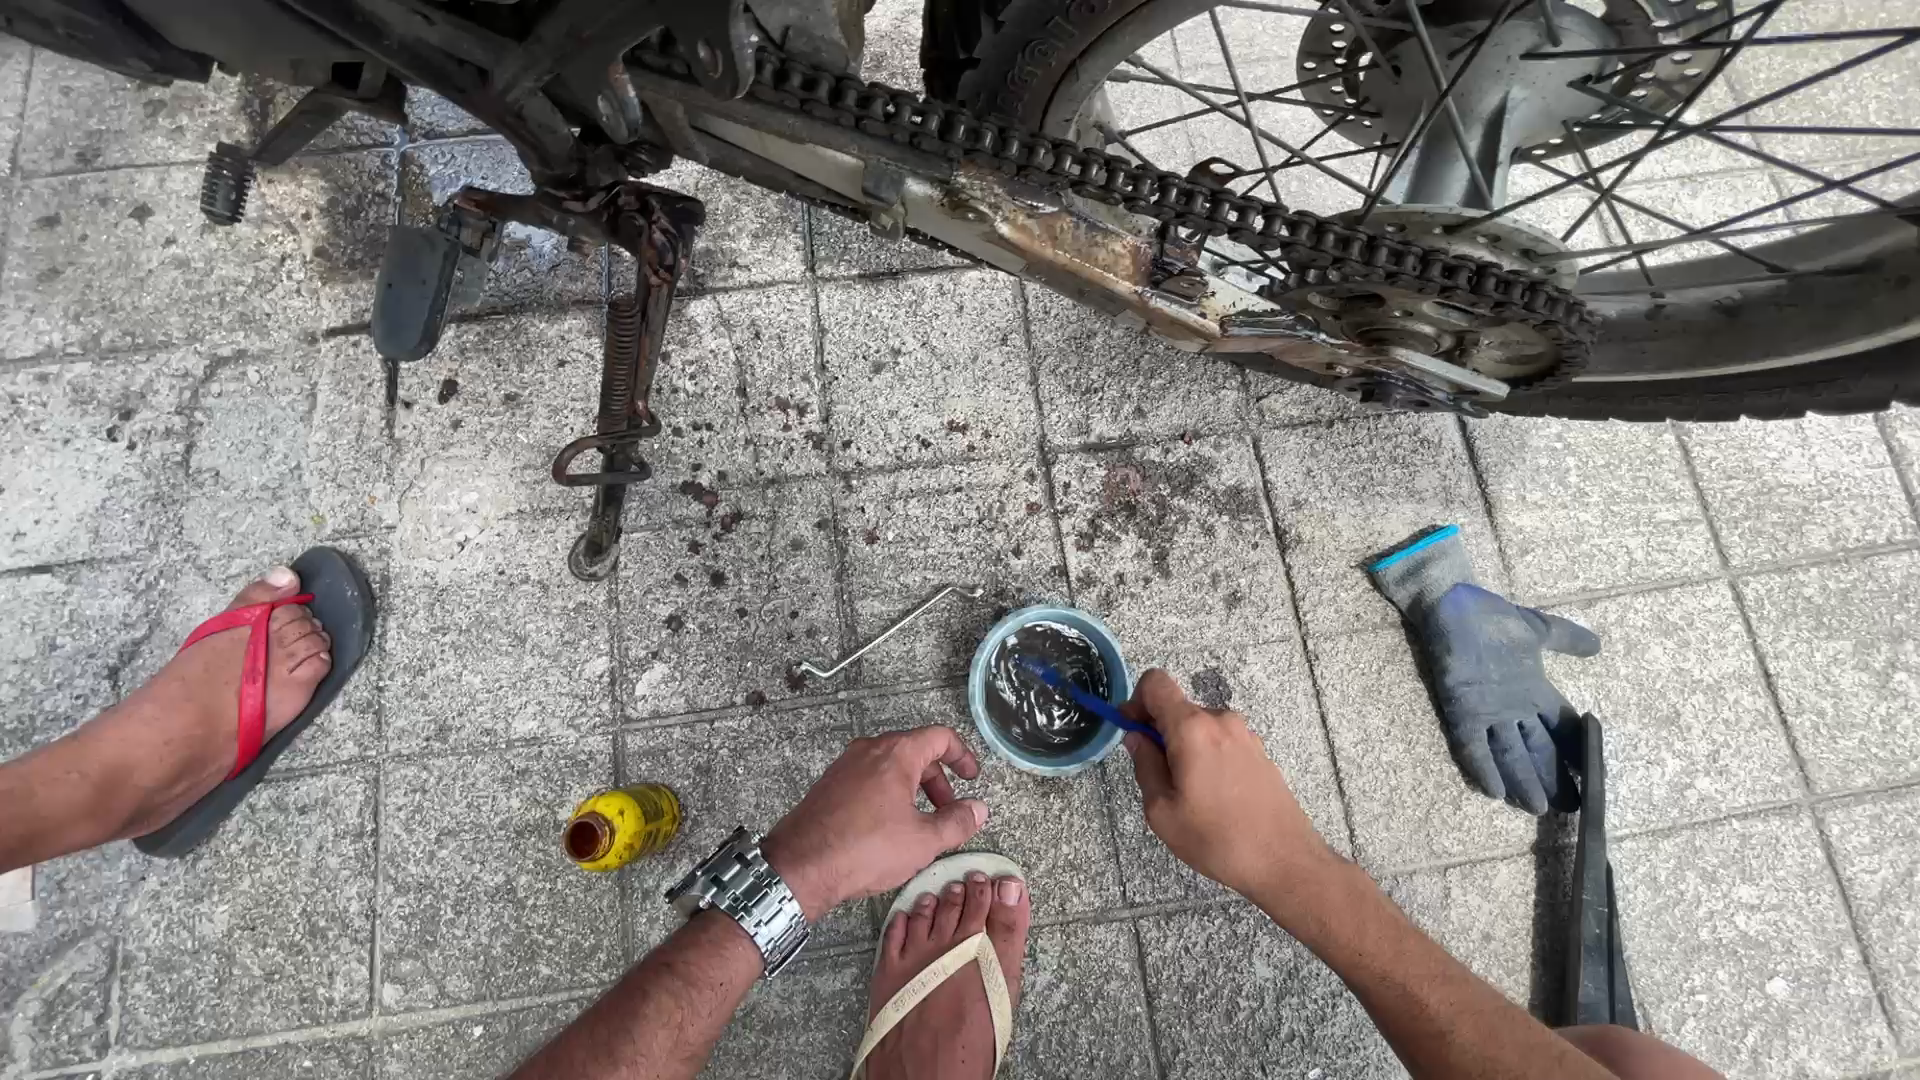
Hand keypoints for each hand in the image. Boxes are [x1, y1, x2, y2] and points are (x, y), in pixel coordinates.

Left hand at [762, 726, 988, 920]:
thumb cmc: (864, 849)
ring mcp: (846, 765)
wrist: (801, 866)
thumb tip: (978, 809)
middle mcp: (870, 750)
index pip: (940, 737)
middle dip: (938, 780)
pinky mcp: (831, 784)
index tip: (971, 777)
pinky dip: (889, 794)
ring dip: (913, 789)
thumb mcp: (923, 840)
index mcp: (896, 753)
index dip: (962, 755)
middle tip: (948, 811)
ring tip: (921, 824)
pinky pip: (870, 779)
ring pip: (891, 767)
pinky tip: (889, 828)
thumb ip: (957, 822)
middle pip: (915, 752)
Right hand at [1122, 669, 1334, 897]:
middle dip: (1160, 733)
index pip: (1155, 682)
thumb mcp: (1162, 810)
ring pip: (1199, 727)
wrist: (1287, 863)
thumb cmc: (1217, 839)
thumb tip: (1137, 738)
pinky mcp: (1259, 752)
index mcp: (1192, 728)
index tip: (1133, 733)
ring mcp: (1245, 734)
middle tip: (1159, 778)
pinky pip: (1220, 741)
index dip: (1135, 701)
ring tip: (1190, 794)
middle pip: (1177, 708)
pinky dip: (1207, 756)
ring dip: (1184, 748)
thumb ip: (1144, 765)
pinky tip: (1215, 797)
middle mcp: (1221, 720)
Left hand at [1421, 584, 1597, 813]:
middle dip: (1554, 779)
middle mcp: (1512, 707)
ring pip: (1508, 753)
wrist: (1454, 604)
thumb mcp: (1538, 628)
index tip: (1593, 778)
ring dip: (1523, 781)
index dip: (1577, 753)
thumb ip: (1567, 639)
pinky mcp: (1460, 708)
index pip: (1561, 730)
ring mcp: (1487, 710)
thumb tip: (1598, 646)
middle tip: (1572, 809)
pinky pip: (1472, 743)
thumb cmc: (1492, 616)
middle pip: (1538, 750)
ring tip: (1538, 809)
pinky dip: (1483, 767)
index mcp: (1534, 691)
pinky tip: (1495, 791)